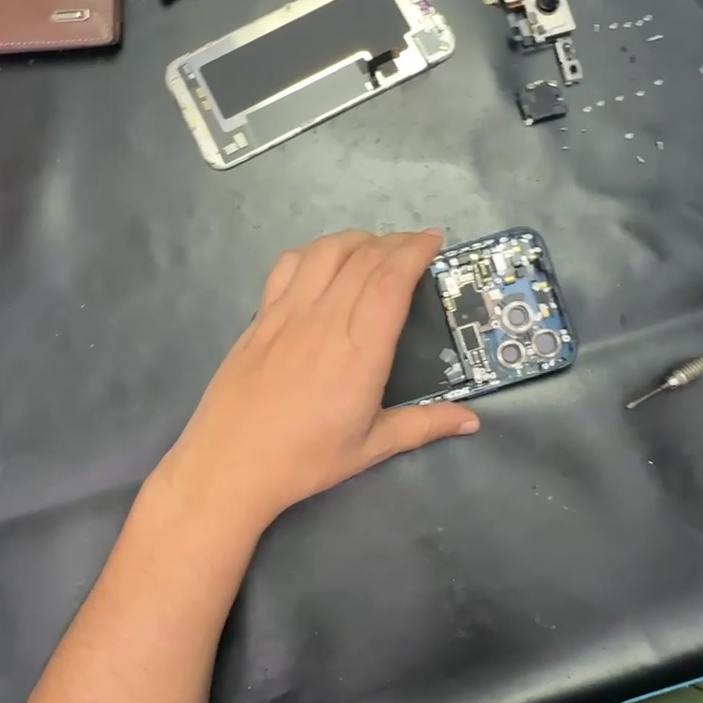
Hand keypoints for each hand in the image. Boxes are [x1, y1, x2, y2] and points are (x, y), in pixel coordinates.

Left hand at [153, 230, 479, 529]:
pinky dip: (312, 252)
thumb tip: (472, 421)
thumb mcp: (371, 448)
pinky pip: (287, 266)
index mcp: (359, 351)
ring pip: (324, 252)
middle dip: (395, 242)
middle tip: (413, 245)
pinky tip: (322, 262)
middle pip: (363, 258)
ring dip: (355, 239)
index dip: (415, 251)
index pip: (391, 280)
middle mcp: (324, 320)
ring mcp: (287, 313)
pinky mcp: (261, 316)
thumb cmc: (305, 459)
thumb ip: (423, 425)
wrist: (230, 463)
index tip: (433, 240)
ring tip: (373, 247)